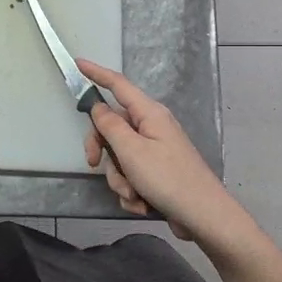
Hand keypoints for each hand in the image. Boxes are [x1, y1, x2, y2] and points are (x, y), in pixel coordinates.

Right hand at [78, 59, 238, 242]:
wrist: (203, 217)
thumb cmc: (169, 179)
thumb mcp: (132, 151)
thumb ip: (109, 126)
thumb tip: (97, 107)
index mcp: (149, 114)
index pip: (118, 85)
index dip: (97, 74)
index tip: (78, 64)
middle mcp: (152, 127)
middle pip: (112, 128)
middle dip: (103, 151)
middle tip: (94, 164)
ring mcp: (155, 150)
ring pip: (119, 157)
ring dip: (119, 179)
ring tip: (133, 195)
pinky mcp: (157, 173)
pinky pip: (131, 175)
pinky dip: (131, 190)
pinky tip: (142, 204)